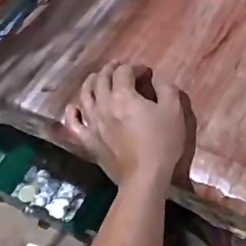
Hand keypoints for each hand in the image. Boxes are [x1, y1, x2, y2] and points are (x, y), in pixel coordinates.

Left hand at [62, 63, 187, 188]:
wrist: (144, 177)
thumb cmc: (161, 143)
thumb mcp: (174, 111)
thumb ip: (166, 88)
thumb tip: (156, 79)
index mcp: (122, 95)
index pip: (124, 72)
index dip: (135, 67)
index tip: (146, 72)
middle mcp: (103, 105)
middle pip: (102, 79)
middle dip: (111, 69)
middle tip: (119, 67)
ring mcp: (92, 123)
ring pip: (85, 95)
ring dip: (91, 82)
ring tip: (97, 78)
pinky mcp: (88, 140)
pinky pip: (73, 123)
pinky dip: (72, 112)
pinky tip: (75, 107)